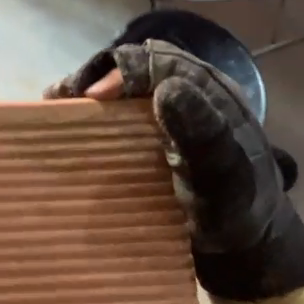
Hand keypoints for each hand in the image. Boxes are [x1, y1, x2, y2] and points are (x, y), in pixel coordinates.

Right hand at [48, 40, 303, 301]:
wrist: (243, 243)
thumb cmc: (234, 210)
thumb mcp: (223, 177)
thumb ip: (202, 133)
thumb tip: (166, 88)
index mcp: (210, 91)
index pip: (157, 61)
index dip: (119, 71)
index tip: (88, 97)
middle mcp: (190, 88)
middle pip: (135, 63)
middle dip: (96, 75)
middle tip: (65, 99)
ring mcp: (172, 106)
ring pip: (124, 79)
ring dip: (90, 87)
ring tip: (60, 104)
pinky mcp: (156, 126)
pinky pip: (121, 102)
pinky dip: (93, 105)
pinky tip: (72, 116)